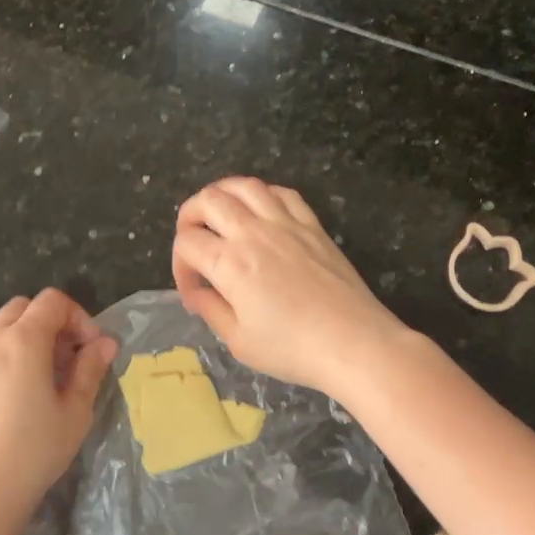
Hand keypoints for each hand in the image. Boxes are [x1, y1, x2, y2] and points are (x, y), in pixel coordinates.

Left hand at [0, 288, 118, 519]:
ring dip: (8, 327)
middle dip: (47, 323)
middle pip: (21, 306)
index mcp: (26, 339)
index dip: (76, 317)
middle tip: (62, 359)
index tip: (89, 348)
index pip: (53, 302)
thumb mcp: (75, 412)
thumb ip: (89, 370)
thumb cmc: (34, 451)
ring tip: (22, 358)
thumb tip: (105, 343)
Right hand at [172, 177, 408, 395]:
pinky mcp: (311, 224)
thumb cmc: (293, 349)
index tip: (193, 291)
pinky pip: (281, 193)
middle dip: (189, 216)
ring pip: (243, 185)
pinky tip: (260, 210)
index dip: (180, 266)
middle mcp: (252, 232)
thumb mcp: (239, 341)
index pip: (187, 243)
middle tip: (193, 240)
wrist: (354, 344)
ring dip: (222, 194)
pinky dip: (263, 194)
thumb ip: (211, 310)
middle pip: (207, 200)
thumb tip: (196, 293)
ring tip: (219, 212)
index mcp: (229, 263)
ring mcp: (284, 223)